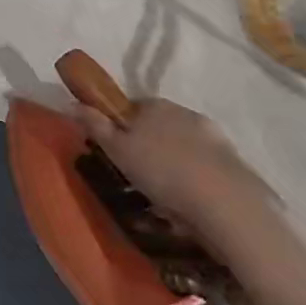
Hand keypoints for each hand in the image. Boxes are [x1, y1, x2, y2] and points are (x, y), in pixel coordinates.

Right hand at [75, 98, 278, 242]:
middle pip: (158, 124)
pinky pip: (204, 163)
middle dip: (149, 142)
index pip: (131, 106)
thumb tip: (72, 102)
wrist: (224, 202)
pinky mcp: (233, 159)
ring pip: (183, 143)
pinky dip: (195, 174)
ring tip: (165, 191)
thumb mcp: (116, 149)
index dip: (121, 125)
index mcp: (154, 104)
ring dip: (173, 159)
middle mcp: (185, 111)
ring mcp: (213, 135)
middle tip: (138, 171)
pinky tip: (189, 198)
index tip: (116, 148)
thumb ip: (95, 124)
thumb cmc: (160, 170)